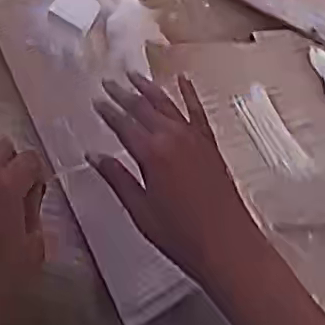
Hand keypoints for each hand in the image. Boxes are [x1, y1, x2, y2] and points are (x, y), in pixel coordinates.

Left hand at [0, 140, 49, 324]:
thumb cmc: (5, 281)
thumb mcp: (35, 245)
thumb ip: (34, 208)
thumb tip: (31, 192)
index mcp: (5, 185)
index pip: (29, 157)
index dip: (38, 173)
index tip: (39, 192)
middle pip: (1, 148)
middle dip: (13, 164)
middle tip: (19, 194)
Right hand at [91, 74, 263, 286]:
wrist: (231, 250)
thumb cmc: (182, 236)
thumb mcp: (141, 211)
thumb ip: (117, 179)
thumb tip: (94, 155)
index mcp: (151, 153)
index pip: (122, 124)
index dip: (107, 111)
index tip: (96, 101)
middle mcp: (171, 137)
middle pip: (141, 108)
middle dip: (122, 94)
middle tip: (108, 82)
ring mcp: (193, 137)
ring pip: (165, 103)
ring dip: (147, 87)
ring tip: (133, 74)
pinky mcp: (210, 144)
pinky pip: (197, 111)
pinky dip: (189, 93)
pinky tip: (183, 79)